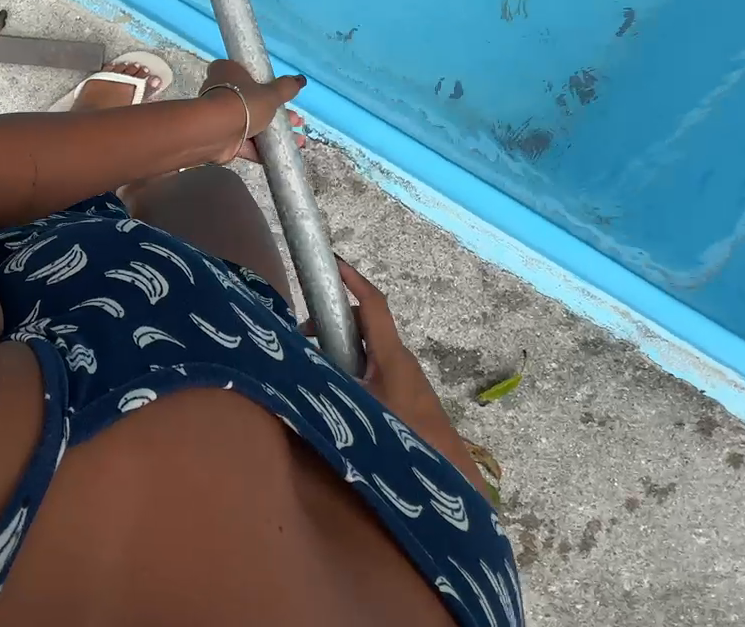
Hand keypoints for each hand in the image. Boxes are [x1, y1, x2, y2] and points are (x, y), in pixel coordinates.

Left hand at [199, 59, 305, 161]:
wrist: (217, 131)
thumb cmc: (243, 102)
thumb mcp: (271, 94)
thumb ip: (286, 88)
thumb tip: (300, 79)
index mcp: (226, 71)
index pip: (243, 71)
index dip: (261, 81)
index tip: (278, 92)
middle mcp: (219, 91)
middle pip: (251, 101)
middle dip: (276, 112)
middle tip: (296, 120)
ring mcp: (219, 116)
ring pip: (250, 123)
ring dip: (273, 131)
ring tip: (298, 138)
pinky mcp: (221, 138)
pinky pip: (245, 142)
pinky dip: (263, 148)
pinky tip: (284, 151)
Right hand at [307, 258, 488, 492]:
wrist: (451, 482)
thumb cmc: (406, 441)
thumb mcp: (358, 411)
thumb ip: (327, 386)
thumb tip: (293, 368)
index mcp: (390, 355)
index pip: (373, 304)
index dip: (352, 279)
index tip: (331, 261)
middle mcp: (400, 359)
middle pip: (364, 323)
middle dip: (331, 319)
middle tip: (301, 333)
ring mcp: (404, 377)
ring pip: (366, 346)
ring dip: (338, 345)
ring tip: (312, 363)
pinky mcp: (404, 393)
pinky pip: (371, 364)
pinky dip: (349, 362)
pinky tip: (334, 386)